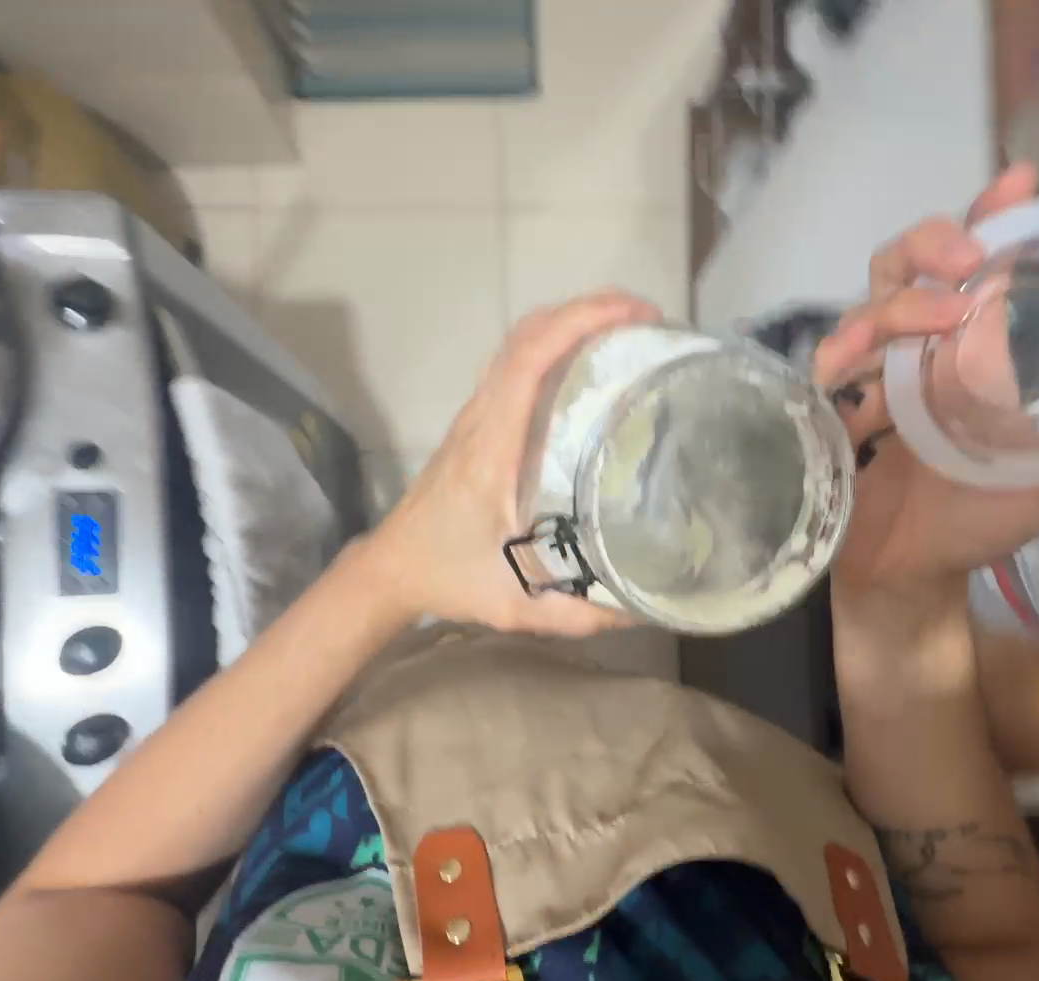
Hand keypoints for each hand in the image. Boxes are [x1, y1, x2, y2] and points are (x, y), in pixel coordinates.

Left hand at [366, 290, 660, 634]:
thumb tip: (643, 607)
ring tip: (624, 330)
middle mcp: (480, 420)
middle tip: (646, 318)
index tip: (635, 315)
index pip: (529, 361)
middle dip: (586, 309)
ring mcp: (473, 417)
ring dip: (568, 321)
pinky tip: (585, 364)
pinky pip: (512, 365)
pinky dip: (551, 344)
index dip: (581, 322)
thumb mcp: (517, 606)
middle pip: (525, 335)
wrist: (392, 568)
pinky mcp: (474, 424)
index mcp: (491, 450)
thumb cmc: (449, 579)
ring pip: (516, 343)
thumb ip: (580, 613)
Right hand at [814, 165, 1038, 594]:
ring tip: (932, 323)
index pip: (977, 271)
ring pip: (866, 305)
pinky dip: (833, 355)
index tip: (1015, 182)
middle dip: (930, 245)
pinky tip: (843, 362)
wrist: (902, 574)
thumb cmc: (971, 526)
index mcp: (974, 358)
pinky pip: (823, 367)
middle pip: (907, 267)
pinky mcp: (830, 410)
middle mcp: (920, 355)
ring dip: (894, 302)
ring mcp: (869, 380)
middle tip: (966, 261)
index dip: (991, 220)